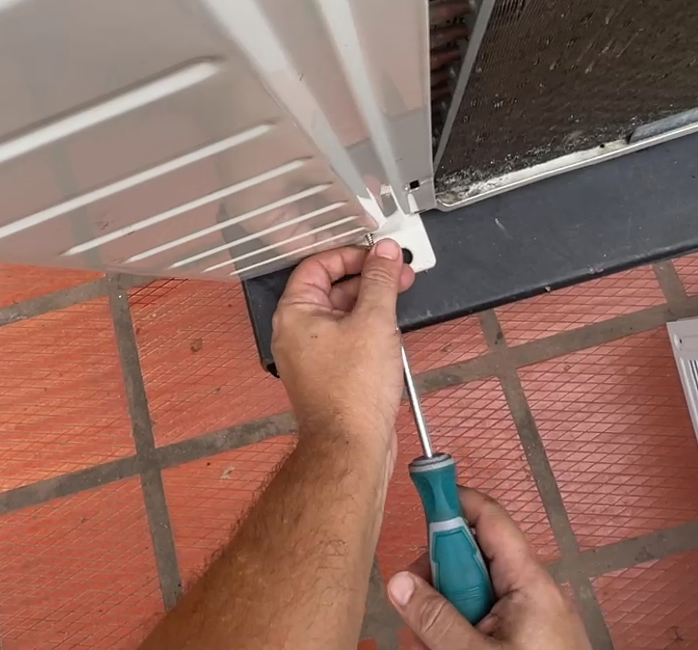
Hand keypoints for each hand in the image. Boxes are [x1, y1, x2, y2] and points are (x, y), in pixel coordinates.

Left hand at [270, 239, 414, 449]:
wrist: (352, 447)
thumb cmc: (354, 388)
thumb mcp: (374, 322)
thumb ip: (380, 281)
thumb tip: (386, 251)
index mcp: (295, 313)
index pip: (318, 265)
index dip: (350, 255)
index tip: (378, 255)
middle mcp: (296, 331)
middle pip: (331, 288)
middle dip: (367, 278)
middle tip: (399, 273)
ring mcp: (310, 354)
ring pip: (341, 313)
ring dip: (371, 301)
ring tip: (402, 296)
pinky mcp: (327, 373)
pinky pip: (346, 336)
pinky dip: (367, 326)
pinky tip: (392, 326)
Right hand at [389, 489, 589, 649]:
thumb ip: (436, 619)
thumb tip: (398, 583)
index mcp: (529, 582)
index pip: (487, 515)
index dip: (453, 498)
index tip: (419, 495)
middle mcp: (531, 592)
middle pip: (472, 553)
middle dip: (438, 571)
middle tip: (414, 600)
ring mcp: (529, 619)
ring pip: (474, 590)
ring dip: (444, 608)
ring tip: (430, 642)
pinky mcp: (526, 642)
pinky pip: (484, 618)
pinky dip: (460, 630)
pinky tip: (445, 649)